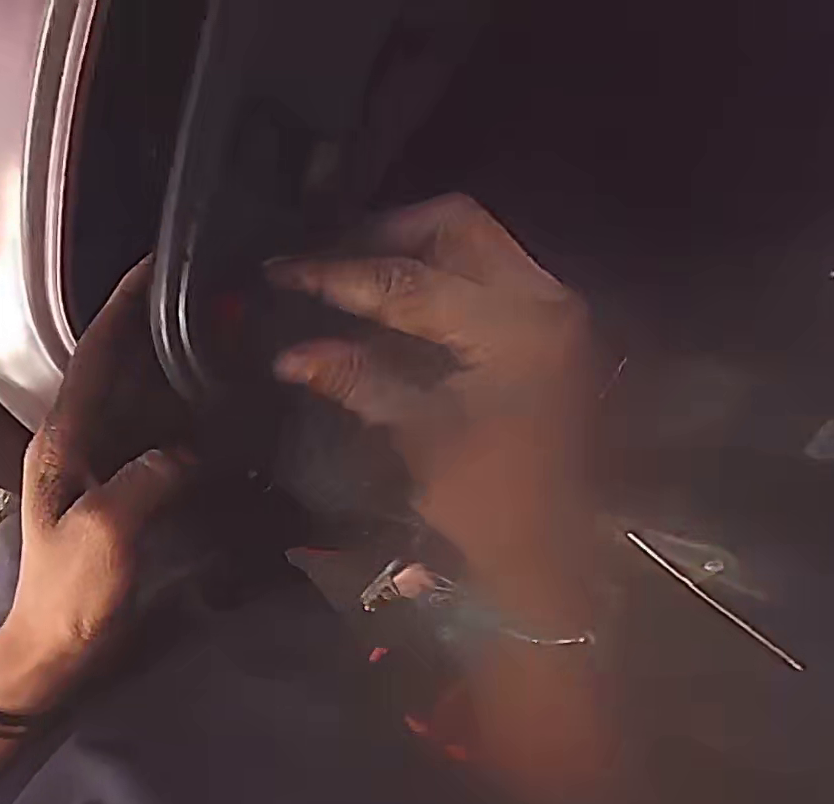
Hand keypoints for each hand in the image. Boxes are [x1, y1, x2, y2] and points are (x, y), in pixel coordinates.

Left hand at [0, 261, 189, 712]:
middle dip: (153, 332)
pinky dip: (181, 424)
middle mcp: (77, 445)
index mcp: (61, 442)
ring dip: (171, 376)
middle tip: (209, 303)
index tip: (155, 265)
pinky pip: (153, 444)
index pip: (93, 358)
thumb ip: (145, 479)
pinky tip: (214, 416)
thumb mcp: (106, 533)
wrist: (54, 648)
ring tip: (220, 346)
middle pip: (117, 372)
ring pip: (138, 406)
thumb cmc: (69, 594)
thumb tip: (187, 448)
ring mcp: (99, 470)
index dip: (121, 310)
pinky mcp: (119, 494)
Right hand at [265, 194, 599, 624]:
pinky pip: (481, 277)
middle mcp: (542, 300)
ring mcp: (547, 311)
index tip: (285, 270)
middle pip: (456, 225)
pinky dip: (430, 279)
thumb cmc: (485, 501)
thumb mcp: (416, 435)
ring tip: (347, 271)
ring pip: (472, 245)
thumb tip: (290, 355)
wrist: (548, 547)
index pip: (408, 283)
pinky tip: (388, 302)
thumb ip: (358, 379)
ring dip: (407, 250)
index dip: (338, 276)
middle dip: (382, 234)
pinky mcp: (540, 332)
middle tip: (325, 259)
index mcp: (513, 328)